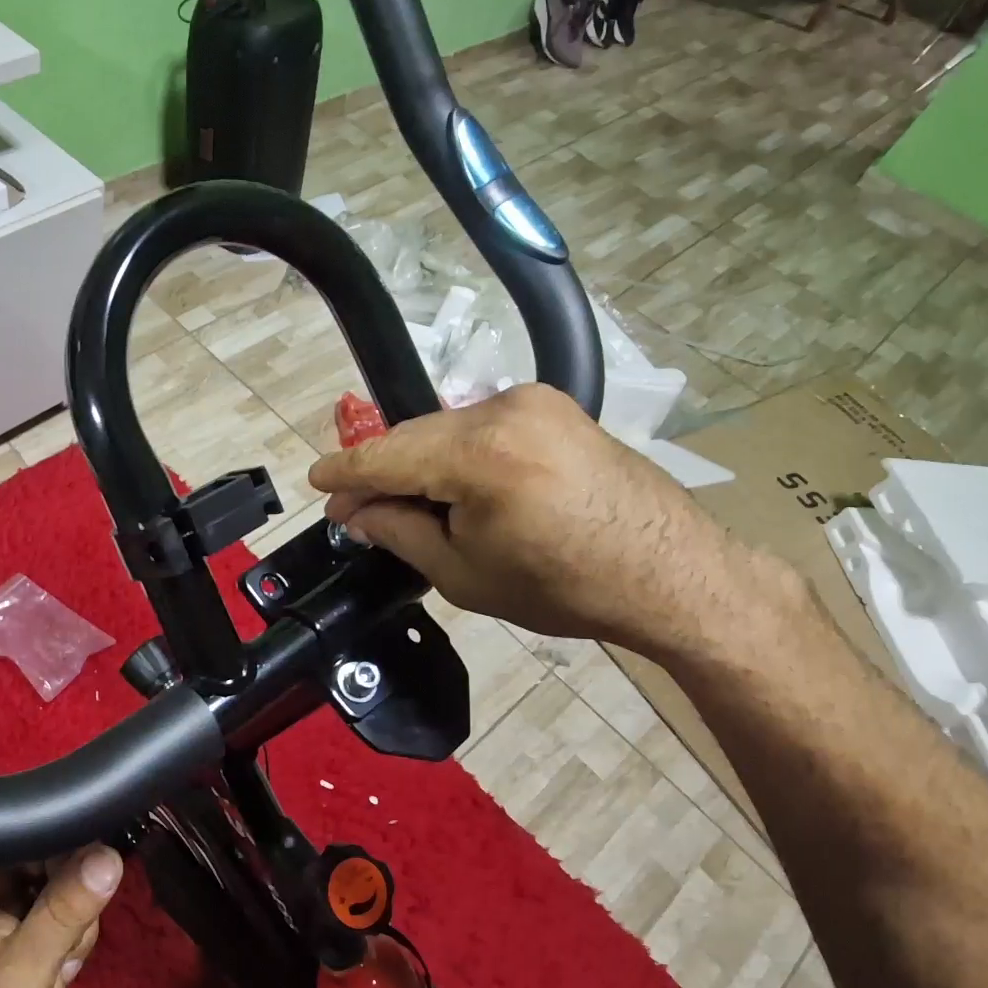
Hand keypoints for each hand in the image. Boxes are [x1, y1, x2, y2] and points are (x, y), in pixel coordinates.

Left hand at [0, 844, 122, 987]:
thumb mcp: (22, 978)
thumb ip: (61, 916)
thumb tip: (107, 857)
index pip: (13, 828)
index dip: (54, 835)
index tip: (83, 860)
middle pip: (48, 842)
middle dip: (70, 883)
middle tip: (70, 930)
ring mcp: (11, 891)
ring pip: (69, 865)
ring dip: (79, 910)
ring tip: (64, 954)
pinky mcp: (36, 909)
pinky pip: (76, 890)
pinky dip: (81, 923)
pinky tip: (66, 956)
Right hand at [309, 383, 785, 658]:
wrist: (671, 574)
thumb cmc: (563, 587)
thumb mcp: (463, 573)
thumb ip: (400, 532)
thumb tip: (358, 513)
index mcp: (480, 454)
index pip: (386, 456)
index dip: (345, 473)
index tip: (316, 484)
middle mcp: (504, 410)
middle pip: (413, 436)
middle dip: (381, 472)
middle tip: (357, 511)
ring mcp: (534, 401)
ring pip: (445, 429)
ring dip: (418, 462)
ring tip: (403, 503)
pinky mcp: (554, 406)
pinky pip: (479, 425)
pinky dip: (454, 453)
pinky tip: (448, 484)